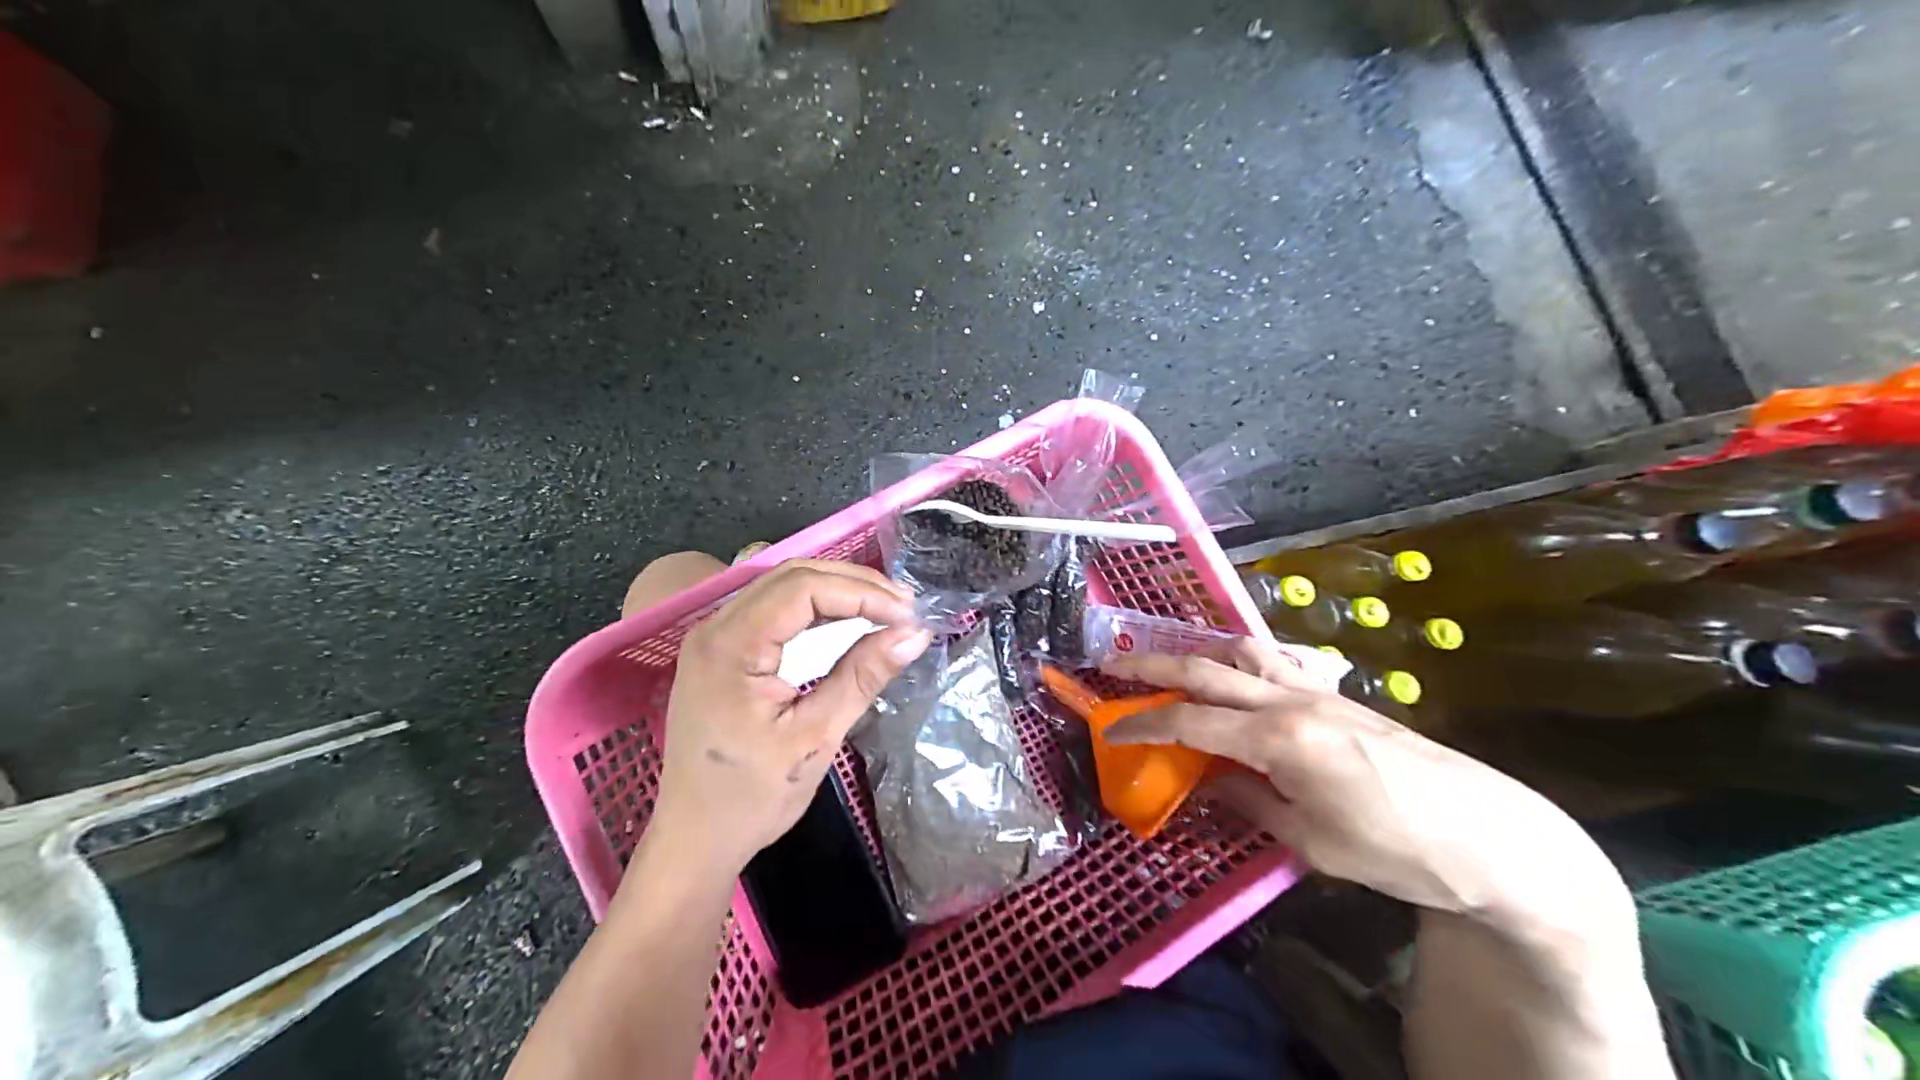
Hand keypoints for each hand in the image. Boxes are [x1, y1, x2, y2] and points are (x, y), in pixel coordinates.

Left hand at [644, 559, 931, 878]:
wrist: (694, 839)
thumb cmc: (751, 797)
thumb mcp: (814, 738)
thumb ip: (862, 677)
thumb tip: (915, 633)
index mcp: (729, 646)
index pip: (802, 588)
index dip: (861, 593)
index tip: (907, 615)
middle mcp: (714, 628)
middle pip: (792, 576)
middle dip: (854, 584)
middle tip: (905, 606)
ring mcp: (714, 636)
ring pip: (784, 586)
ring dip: (838, 591)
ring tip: (887, 608)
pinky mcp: (723, 650)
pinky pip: (774, 609)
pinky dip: (817, 608)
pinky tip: (849, 619)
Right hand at [1100, 639, 1634, 945]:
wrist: (1493, 835)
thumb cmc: (1398, 850)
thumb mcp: (1311, 841)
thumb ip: (1250, 801)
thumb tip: (1207, 781)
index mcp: (1278, 739)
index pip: (1188, 721)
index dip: (1142, 724)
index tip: (1109, 728)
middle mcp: (1291, 700)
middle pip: (1205, 669)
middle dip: (1153, 666)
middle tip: (1113, 663)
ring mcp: (1318, 691)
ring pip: (1244, 652)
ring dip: (1201, 654)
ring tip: (1177, 668)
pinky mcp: (1339, 696)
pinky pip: (1277, 664)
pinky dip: (1243, 664)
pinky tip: (1242, 686)